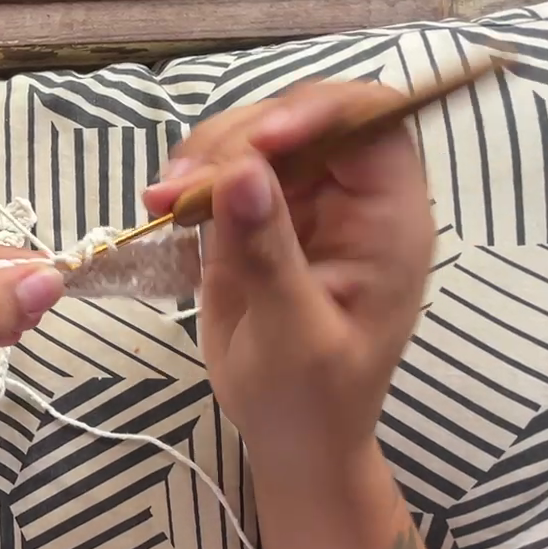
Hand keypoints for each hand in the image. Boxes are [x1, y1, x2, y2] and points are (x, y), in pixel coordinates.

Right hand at [144, 83, 433, 462]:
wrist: (289, 433)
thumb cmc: (312, 397)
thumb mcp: (295, 332)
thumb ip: (270, 253)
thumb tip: (239, 174)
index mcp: (386, 219)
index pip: (369, 124)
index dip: (316, 114)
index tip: (253, 146)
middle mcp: (347, 199)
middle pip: (301, 121)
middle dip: (238, 139)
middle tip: (181, 184)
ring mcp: (300, 207)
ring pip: (253, 141)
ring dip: (203, 157)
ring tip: (161, 198)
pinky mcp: (257, 222)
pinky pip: (223, 178)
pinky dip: (188, 183)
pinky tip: (161, 205)